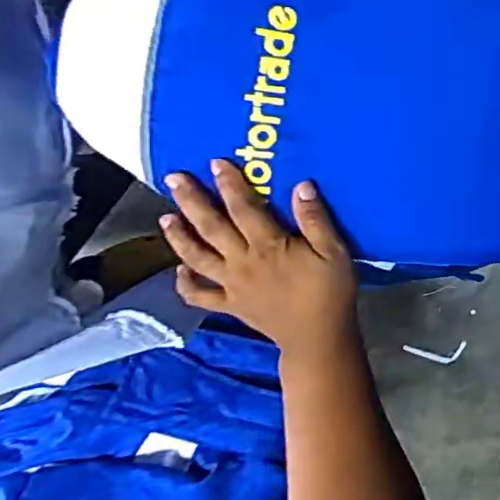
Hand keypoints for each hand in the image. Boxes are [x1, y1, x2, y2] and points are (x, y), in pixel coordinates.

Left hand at [160, 160, 358, 364]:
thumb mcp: (334, 251)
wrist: (318, 337)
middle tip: (173, 178)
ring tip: (165, 218)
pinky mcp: (231, 305)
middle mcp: (242, 262)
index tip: (215, 162)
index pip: (244, 208)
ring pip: (197, 257)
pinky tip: (180, 269)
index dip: (229, 184)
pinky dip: (185, 283)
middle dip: (191, 200)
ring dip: (178, 237)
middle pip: (211, 227)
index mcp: (268, 246)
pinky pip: (201, 294)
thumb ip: (316, 219)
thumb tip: (300, 185)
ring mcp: (233, 285)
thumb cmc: (330, 291)